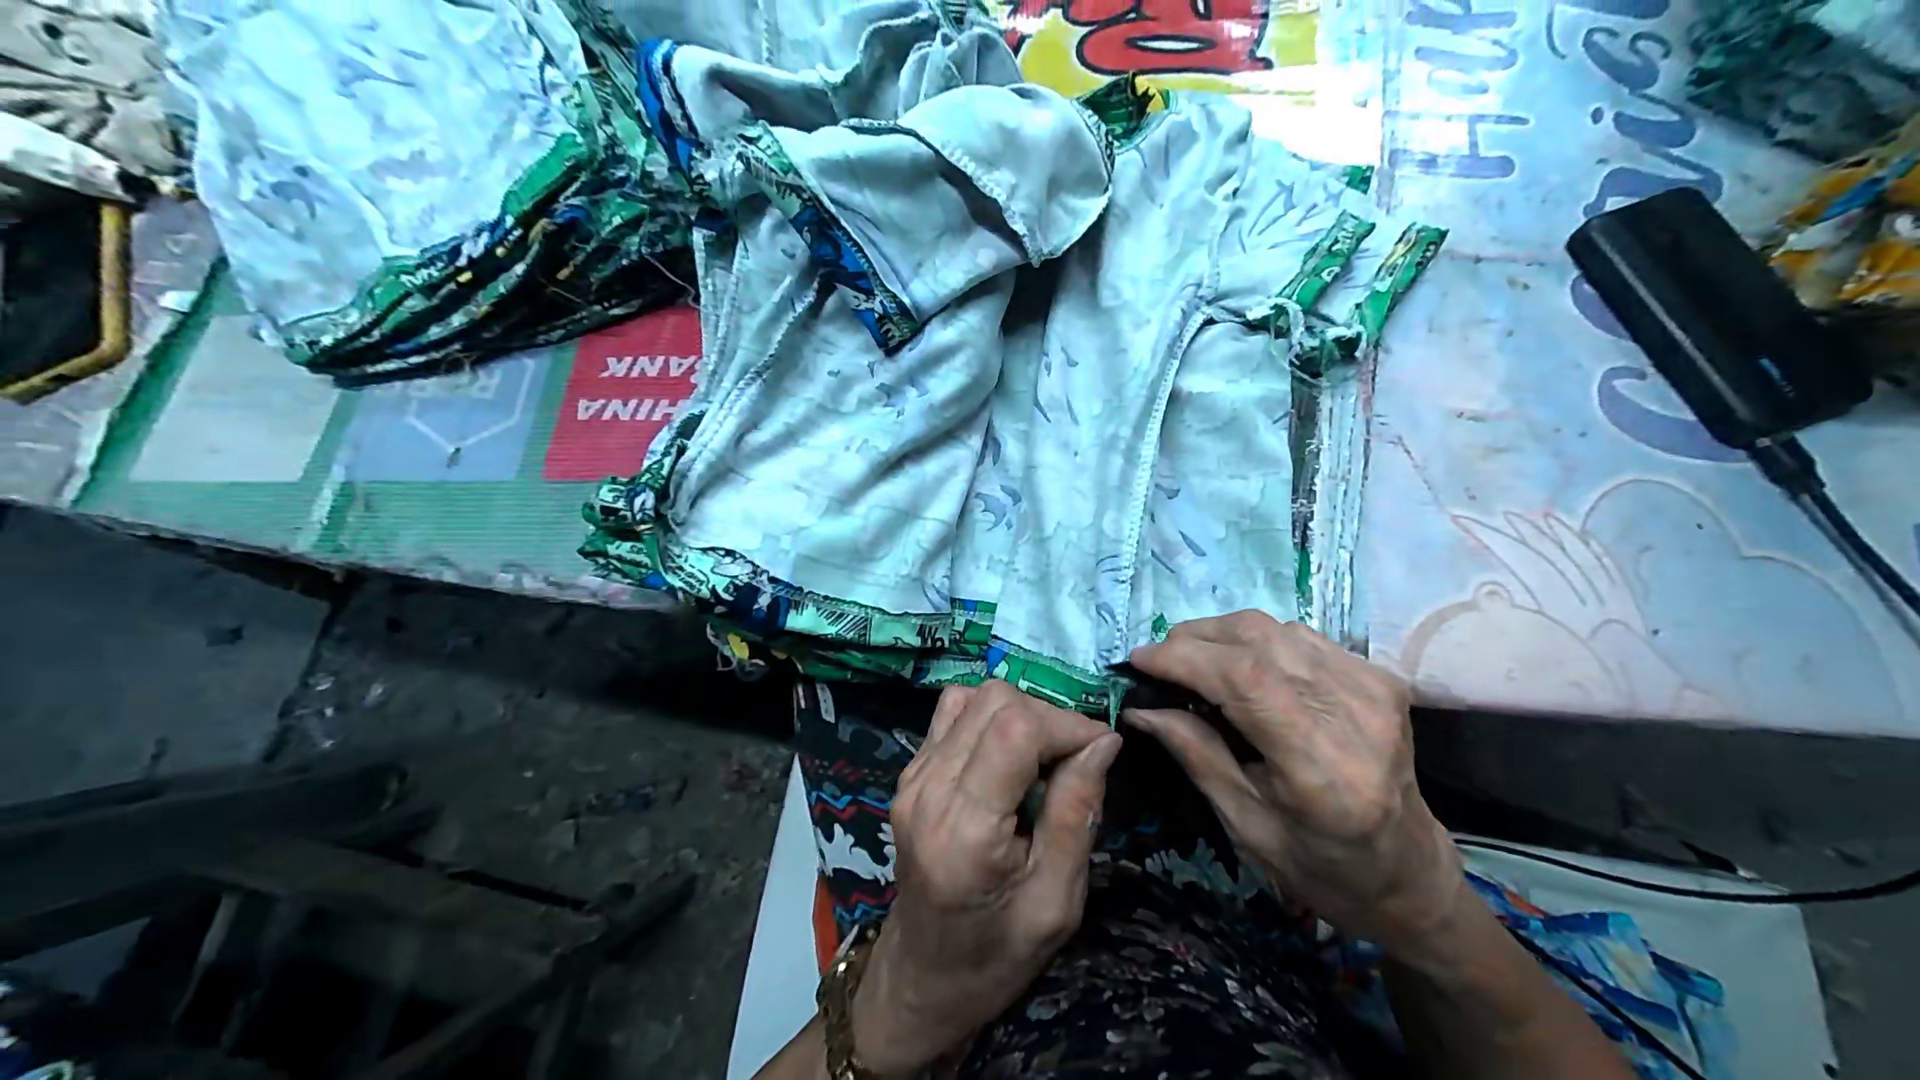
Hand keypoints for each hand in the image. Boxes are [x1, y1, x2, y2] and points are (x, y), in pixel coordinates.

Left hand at [853, 681, 1121, 1076]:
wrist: (924, 976)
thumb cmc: (997, 955)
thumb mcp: (1057, 901)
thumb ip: (1077, 814)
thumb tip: (1104, 741)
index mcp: (964, 828)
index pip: (1016, 727)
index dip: (1068, 725)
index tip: (1102, 751)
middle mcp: (928, 788)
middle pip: (996, 701)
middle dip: (1049, 718)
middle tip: (1076, 760)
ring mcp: (912, 775)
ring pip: (974, 698)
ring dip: (1021, 715)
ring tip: (1044, 759)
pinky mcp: (909, 772)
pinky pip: (954, 714)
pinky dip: (991, 719)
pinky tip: (1009, 757)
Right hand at [1124, 611, 1464, 952]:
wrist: (1407, 872)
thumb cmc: (1318, 865)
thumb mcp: (1244, 823)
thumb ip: (1195, 753)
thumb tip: (1139, 707)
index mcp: (1323, 768)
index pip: (1245, 680)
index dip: (1184, 659)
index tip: (1138, 661)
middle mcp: (1357, 715)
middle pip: (1258, 640)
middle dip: (1192, 639)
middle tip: (1157, 660)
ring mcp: (1374, 688)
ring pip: (1275, 627)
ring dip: (1219, 635)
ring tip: (1189, 660)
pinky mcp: (1378, 676)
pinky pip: (1298, 636)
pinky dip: (1254, 641)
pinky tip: (1236, 664)